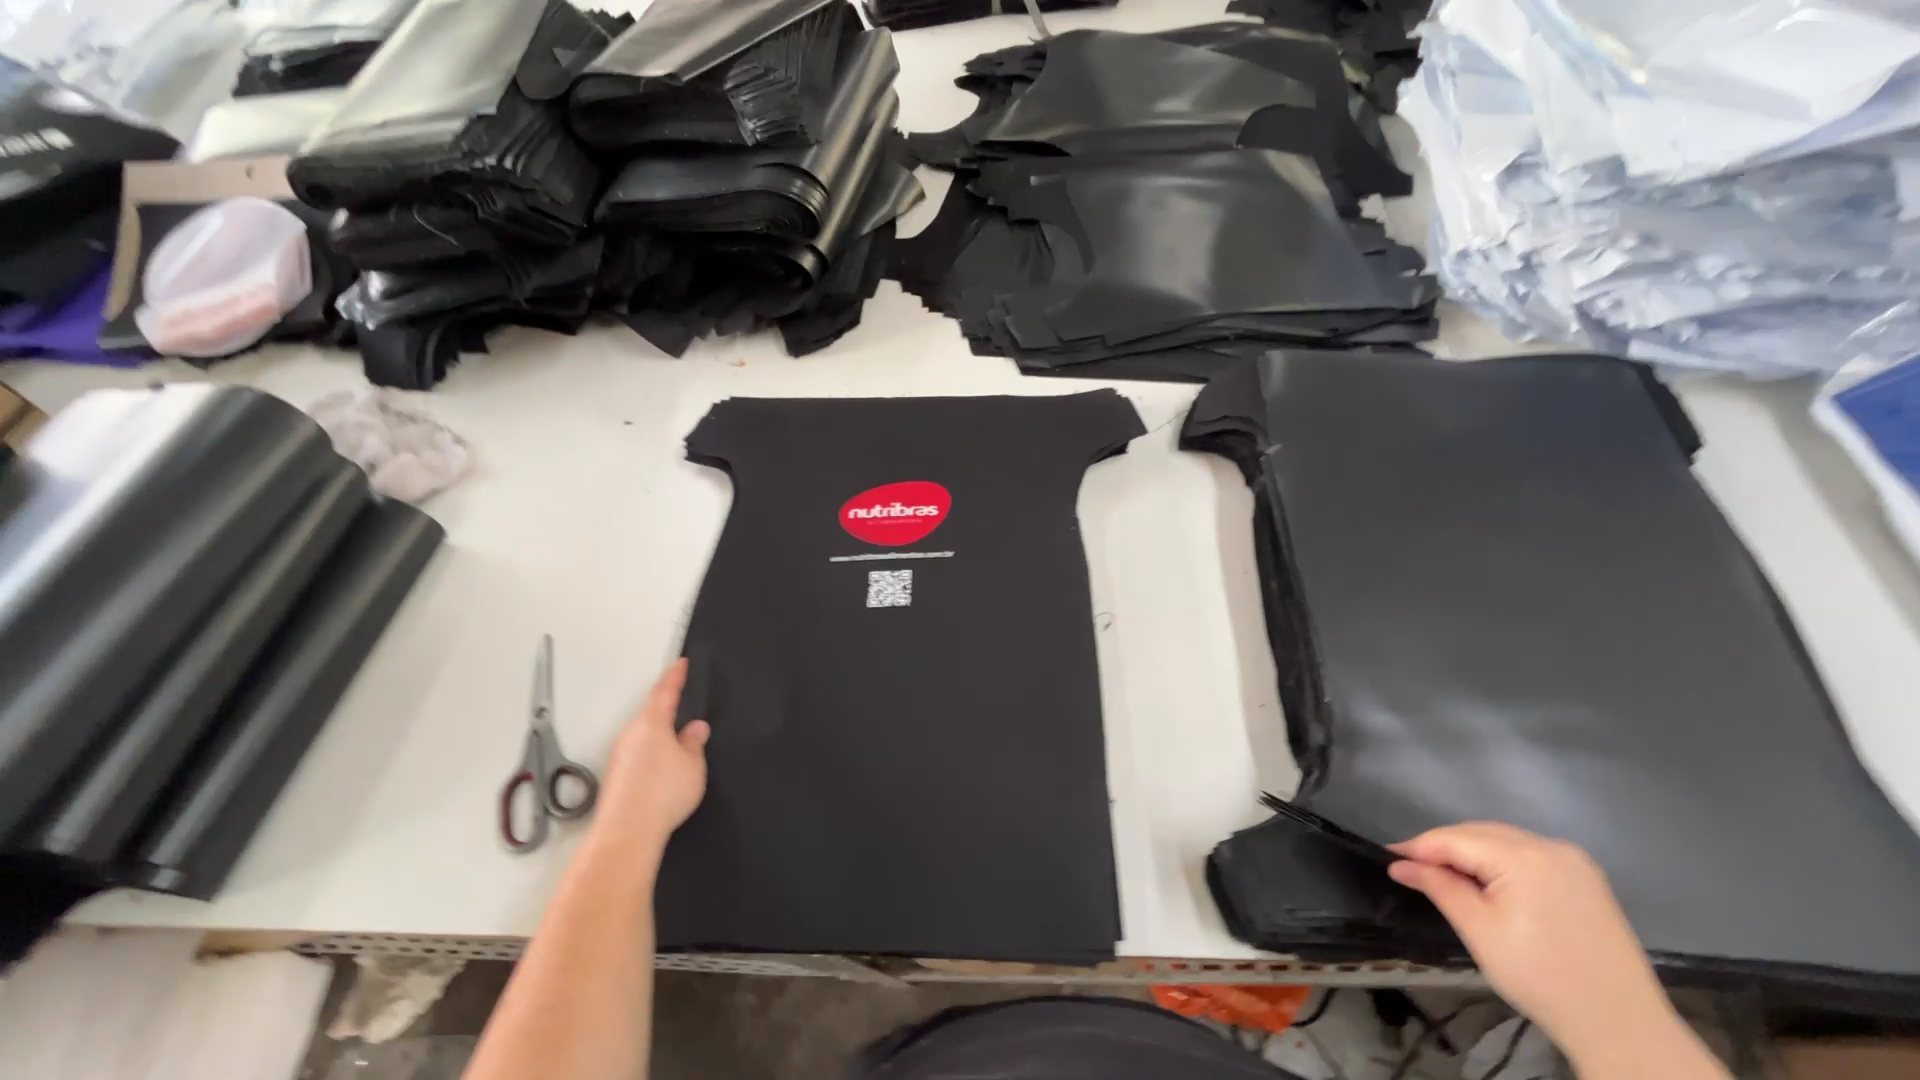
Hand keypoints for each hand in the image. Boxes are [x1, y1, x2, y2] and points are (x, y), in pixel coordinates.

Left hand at [594, 658, 709, 847]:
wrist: (627, 831)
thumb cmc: (665, 790)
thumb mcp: (692, 764)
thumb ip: (694, 742)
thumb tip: (695, 727)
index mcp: (652, 723)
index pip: (665, 692)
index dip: (675, 677)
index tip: (681, 663)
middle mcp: (631, 734)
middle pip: (651, 713)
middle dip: (668, 706)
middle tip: (685, 700)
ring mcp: (621, 755)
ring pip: (644, 734)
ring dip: (661, 732)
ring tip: (680, 736)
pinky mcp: (617, 776)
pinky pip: (640, 752)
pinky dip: (653, 750)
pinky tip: (665, 764)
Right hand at [1387, 823, 1668, 1053]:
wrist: (1620, 1023)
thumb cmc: (1539, 976)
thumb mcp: (1478, 930)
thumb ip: (1439, 887)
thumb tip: (1401, 864)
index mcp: (1523, 856)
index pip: (1454, 838)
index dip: (1418, 847)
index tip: (1389, 859)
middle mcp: (1551, 846)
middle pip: (1480, 833)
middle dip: (1445, 848)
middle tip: (1414, 871)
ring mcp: (1574, 861)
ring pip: (1506, 841)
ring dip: (1473, 854)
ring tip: (1448, 879)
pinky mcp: (1587, 878)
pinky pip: (1531, 855)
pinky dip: (1503, 862)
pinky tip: (1492, 885)